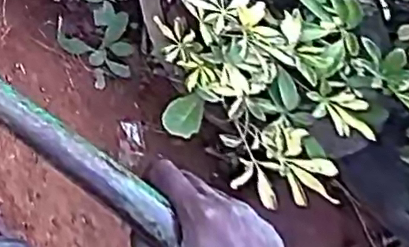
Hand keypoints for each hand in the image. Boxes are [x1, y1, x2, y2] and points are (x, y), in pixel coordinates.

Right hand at [147, 158, 284, 246]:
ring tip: (202, 243)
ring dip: (204, 212)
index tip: (147, 193)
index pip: (163, 169)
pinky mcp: (271, 232)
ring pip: (216, 198)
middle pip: (190, 180)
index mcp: (200, 213)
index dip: (151, 179)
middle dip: (176, 196)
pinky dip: (229, 226)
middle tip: (170, 223)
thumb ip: (148, 242)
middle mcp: (226, 207)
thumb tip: (137, 230)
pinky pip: (240, 217)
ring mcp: (251, 218)